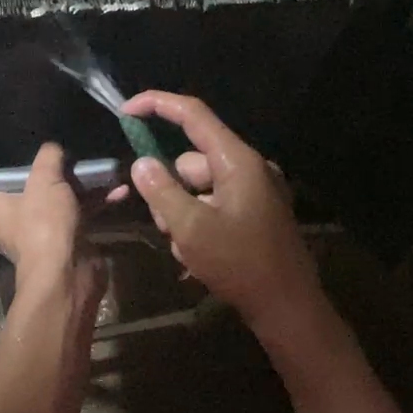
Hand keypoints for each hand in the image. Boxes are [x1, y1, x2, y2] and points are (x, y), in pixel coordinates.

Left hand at [0, 143, 92, 280]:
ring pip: (58, 203)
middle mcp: (10, 223)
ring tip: (104, 171)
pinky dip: (95, 204)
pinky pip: (78, 217)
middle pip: (28, 192)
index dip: (0, 176)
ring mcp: (38, 235)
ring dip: (82, 188)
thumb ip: (48, 158)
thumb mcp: (45, 179)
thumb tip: (52, 149)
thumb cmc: (43, 223)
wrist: (67, 272)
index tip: (21, 164)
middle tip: (69, 160)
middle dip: (51, 177)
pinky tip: (119, 191)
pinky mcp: (64, 243)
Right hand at [122, 92, 319, 331]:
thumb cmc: (240, 263)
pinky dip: (198, 223)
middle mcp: (248, 168)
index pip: (194, 116)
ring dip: (181, 212)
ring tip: (186, 248)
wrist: (287, 307)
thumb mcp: (191, 228)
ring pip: (197, 187)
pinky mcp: (254, 213)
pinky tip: (199, 255)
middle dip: (168, 188)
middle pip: (190, 160)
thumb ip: (162, 191)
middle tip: (166, 226)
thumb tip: (141, 163)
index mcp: (238, 161)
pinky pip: (213, 204)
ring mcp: (254, 192)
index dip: (157, 105)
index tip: (125, 112)